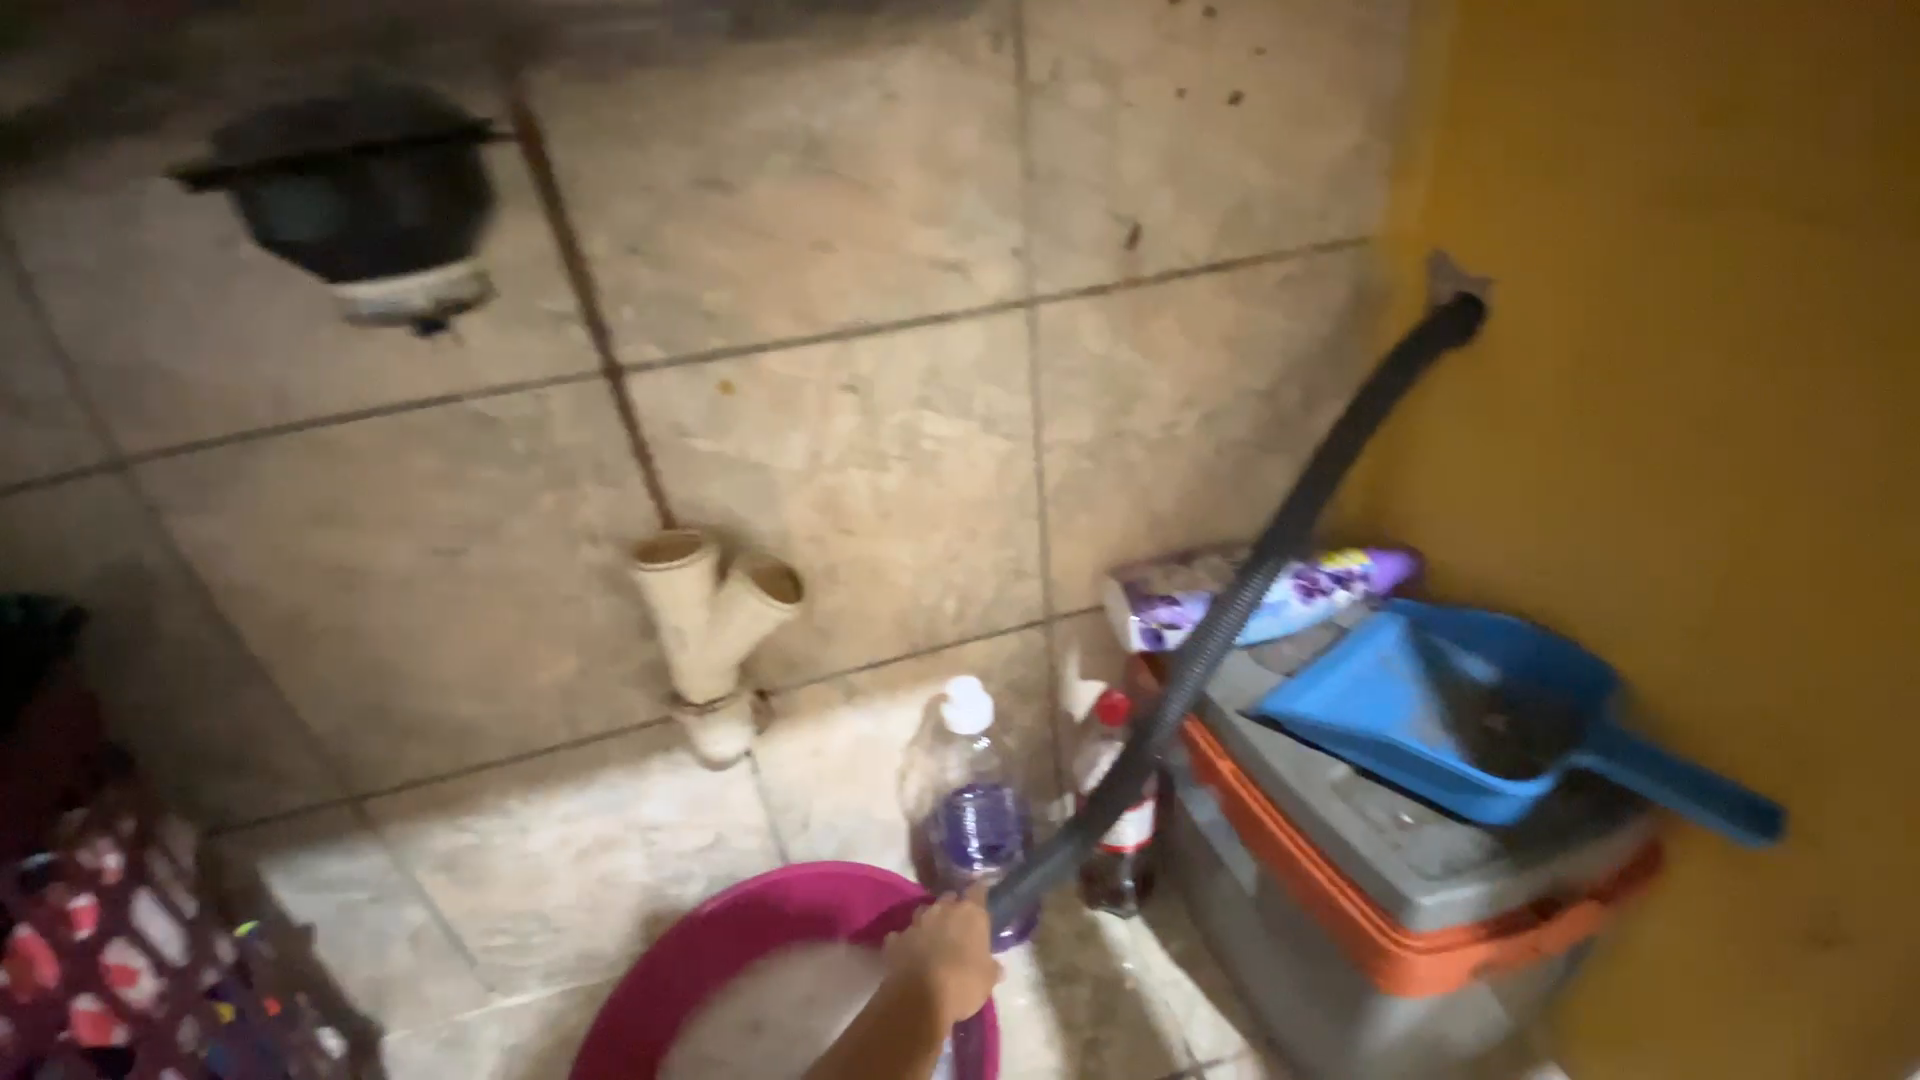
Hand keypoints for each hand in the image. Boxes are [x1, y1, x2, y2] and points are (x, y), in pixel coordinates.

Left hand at [882, 883, 1002, 1025]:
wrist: (920, 998)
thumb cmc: (963, 984)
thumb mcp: (987, 980)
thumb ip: (991, 967)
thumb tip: (996, 967)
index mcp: (970, 914)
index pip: (977, 891)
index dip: (979, 893)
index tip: (980, 897)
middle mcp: (942, 910)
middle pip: (949, 898)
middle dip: (952, 907)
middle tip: (957, 924)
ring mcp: (916, 923)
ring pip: (923, 912)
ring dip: (928, 922)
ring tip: (932, 938)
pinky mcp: (895, 939)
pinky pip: (901, 936)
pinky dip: (905, 943)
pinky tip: (908, 954)